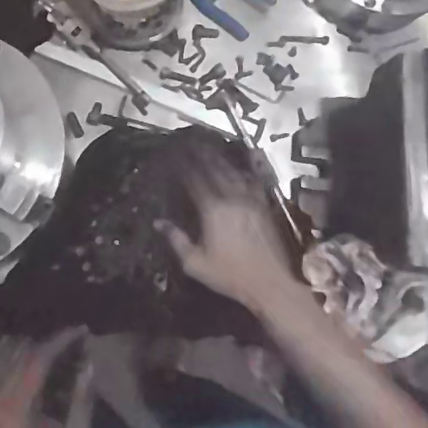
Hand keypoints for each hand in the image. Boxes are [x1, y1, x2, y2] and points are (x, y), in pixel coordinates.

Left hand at [0, 329, 94, 427]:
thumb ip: (82, 401)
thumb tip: (90, 364)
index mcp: (12, 407)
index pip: (37, 359)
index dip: (61, 339)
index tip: (83, 327)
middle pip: (22, 360)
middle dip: (50, 344)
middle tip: (78, 334)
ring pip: (15, 372)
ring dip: (40, 359)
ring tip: (69, 349)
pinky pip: (11, 385)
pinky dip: (31, 375)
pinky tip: (51, 375)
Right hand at [157, 150, 302, 313]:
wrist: (268, 283)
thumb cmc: (229, 275)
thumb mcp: (195, 263)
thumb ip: (176, 240)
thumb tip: (158, 223)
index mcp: (213, 211)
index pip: (196, 181)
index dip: (186, 166)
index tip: (177, 155)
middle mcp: (232, 200)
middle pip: (216, 171)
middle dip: (204, 156)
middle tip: (195, 144)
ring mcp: (251, 202)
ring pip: (235, 174)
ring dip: (223, 161)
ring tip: (213, 151)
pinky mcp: (264, 208)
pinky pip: (253, 184)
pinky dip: (244, 173)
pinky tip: (241, 170)